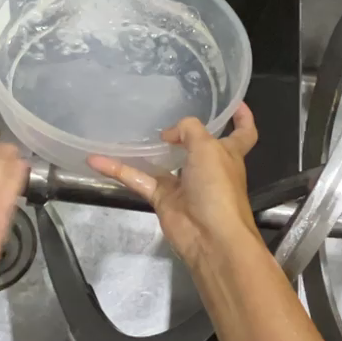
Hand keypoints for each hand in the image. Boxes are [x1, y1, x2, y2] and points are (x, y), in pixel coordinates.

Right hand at [90, 104, 261, 270]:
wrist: (211, 237)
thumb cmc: (218, 188)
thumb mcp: (208, 148)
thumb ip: (188, 130)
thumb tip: (168, 135)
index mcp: (229, 154)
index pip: (244, 132)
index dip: (242, 117)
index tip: (235, 103)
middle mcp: (208, 168)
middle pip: (198, 146)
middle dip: (186, 132)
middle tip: (165, 112)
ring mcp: (184, 185)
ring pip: (163, 162)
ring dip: (146, 149)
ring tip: (127, 129)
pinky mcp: (163, 200)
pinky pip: (139, 180)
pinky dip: (119, 171)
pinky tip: (97, 159)